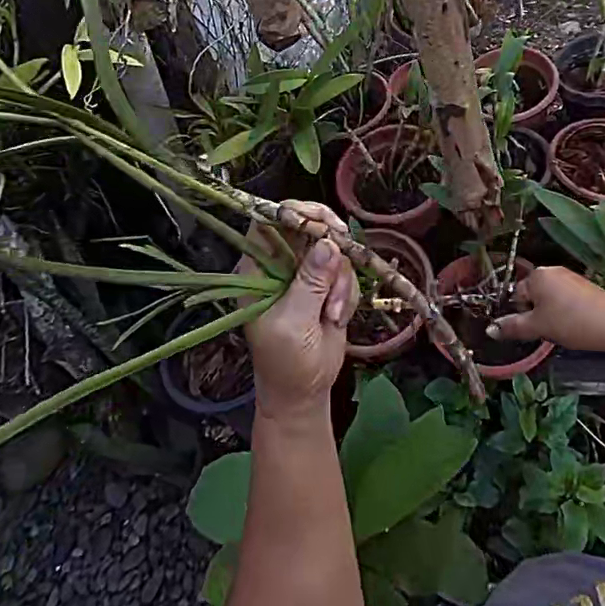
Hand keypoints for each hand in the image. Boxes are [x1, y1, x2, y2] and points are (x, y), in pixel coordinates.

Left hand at [238, 201, 357, 421]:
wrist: (305, 391)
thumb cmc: (287, 362)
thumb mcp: (295, 323)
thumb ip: (310, 283)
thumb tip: (328, 244)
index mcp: (257, 270)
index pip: (267, 222)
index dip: (293, 213)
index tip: (323, 224)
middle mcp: (279, 265)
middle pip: (307, 228)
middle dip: (330, 246)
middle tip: (344, 255)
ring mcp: (305, 273)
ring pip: (333, 251)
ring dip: (340, 281)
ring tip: (332, 315)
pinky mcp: (326, 285)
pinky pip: (345, 272)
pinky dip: (348, 292)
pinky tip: (337, 317)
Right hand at [490, 266, 604, 358]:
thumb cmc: (572, 322)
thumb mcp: (538, 327)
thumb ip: (512, 327)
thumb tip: (489, 329)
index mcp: (537, 275)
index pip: (515, 295)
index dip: (519, 315)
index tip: (531, 330)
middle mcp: (552, 270)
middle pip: (532, 295)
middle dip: (535, 315)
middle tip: (547, 332)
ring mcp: (571, 278)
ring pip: (549, 299)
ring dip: (550, 315)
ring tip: (563, 330)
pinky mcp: (586, 288)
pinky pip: (565, 300)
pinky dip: (565, 313)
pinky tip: (576, 326)